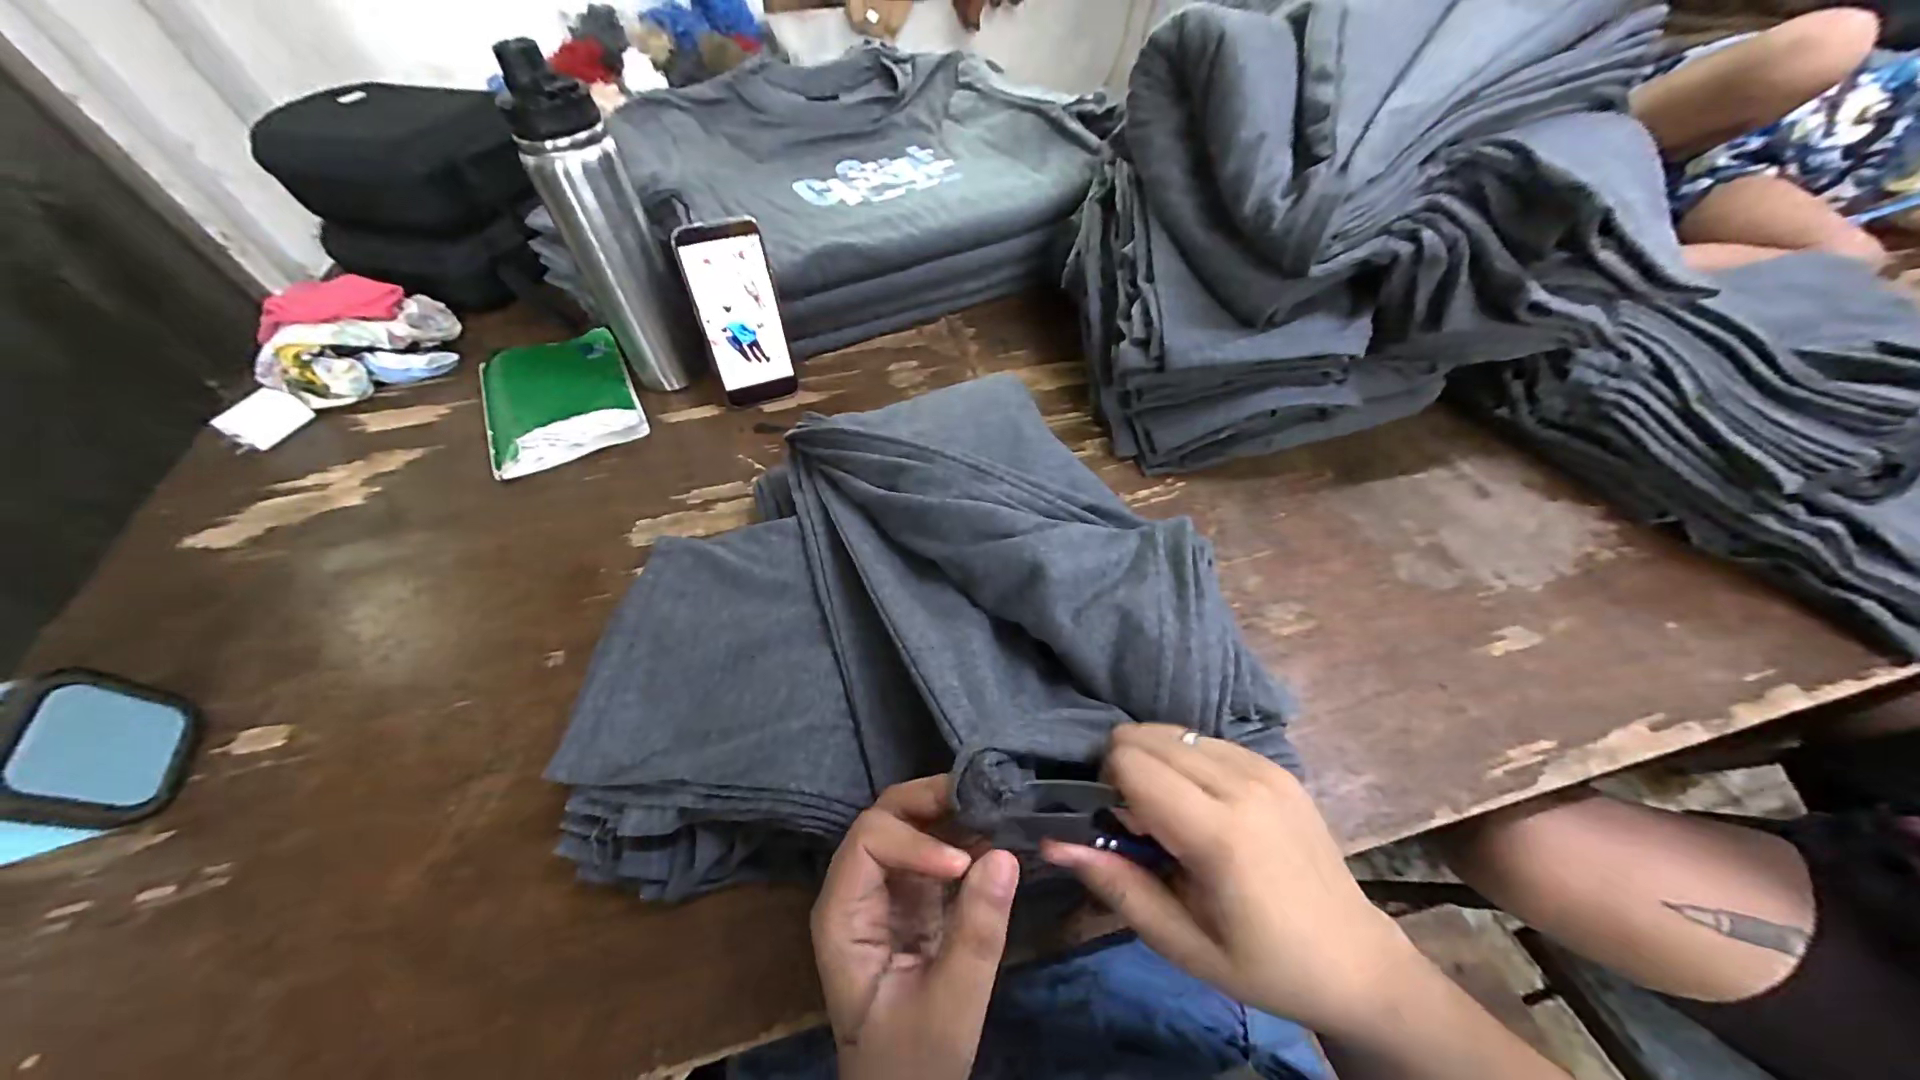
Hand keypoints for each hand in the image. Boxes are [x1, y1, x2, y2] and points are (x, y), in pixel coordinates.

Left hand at [811, 776, 1020, 1079]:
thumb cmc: (913, 1062)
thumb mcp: (949, 1008)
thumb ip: (976, 934)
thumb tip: (1005, 855)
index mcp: (843, 914)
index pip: (868, 841)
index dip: (914, 840)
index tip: (960, 865)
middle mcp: (857, 890)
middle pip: (885, 818)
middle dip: (931, 801)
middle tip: (984, 799)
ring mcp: (885, 891)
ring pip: (911, 824)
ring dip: (952, 813)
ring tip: (997, 811)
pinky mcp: (914, 900)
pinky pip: (936, 851)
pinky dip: (965, 838)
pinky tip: (996, 838)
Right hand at [1041, 724, 1418, 1035]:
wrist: (1358, 961)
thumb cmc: (1263, 964)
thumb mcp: (1182, 945)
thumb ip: (1117, 885)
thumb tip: (1053, 843)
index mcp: (1220, 834)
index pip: (1130, 763)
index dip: (1107, 788)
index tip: (1119, 828)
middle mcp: (1243, 785)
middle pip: (1146, 736)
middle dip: (1125, 769)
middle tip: (1142, 825)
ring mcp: (1265, 768)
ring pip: (1172, 732)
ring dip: (1155, 763)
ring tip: (1173, 815)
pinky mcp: (1277, 765)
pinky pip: (1205, 740)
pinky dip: (1185, 761)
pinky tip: (1203, 805)